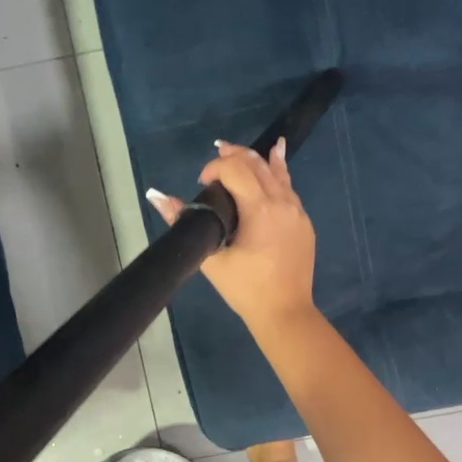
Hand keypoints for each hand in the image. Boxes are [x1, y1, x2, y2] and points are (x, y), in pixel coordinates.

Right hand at [148, 139, 316, 332]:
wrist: (285, 312)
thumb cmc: (246, 289)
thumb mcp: (212, 259)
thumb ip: (185, 223)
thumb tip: (157, 197)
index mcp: (261, 209)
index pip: (235, 169)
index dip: (215, 168)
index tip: (202, 184)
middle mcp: (283, 203)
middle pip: (257, 164)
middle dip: (234, 155)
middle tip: (217, 152)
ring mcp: (298, 212)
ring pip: (277, 173)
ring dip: (256, 159)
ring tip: (238, 150)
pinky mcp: (304, 223)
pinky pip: (289, 189)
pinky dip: (278, 173)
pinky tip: (276, 158)